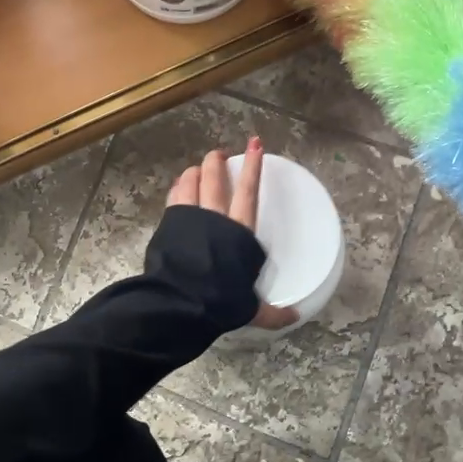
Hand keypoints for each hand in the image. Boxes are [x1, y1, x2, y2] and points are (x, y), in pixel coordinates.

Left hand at [167, 137, 301, 330]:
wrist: (179, 300)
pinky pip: (175, 196)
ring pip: (191, 181)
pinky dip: (178, 188)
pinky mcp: (168, 222)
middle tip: (217, 155)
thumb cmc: (219, 300)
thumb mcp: (249, 308)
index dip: (252, 164)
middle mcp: (214, 216)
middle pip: (214, 177)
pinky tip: (179, 188)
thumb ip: (271, 311)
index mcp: (238, 230)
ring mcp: (188, 216)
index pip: (249, 189)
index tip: (254, 144)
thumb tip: (294, 318)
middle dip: (216, 161)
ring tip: (196, 169)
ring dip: (194, 172)